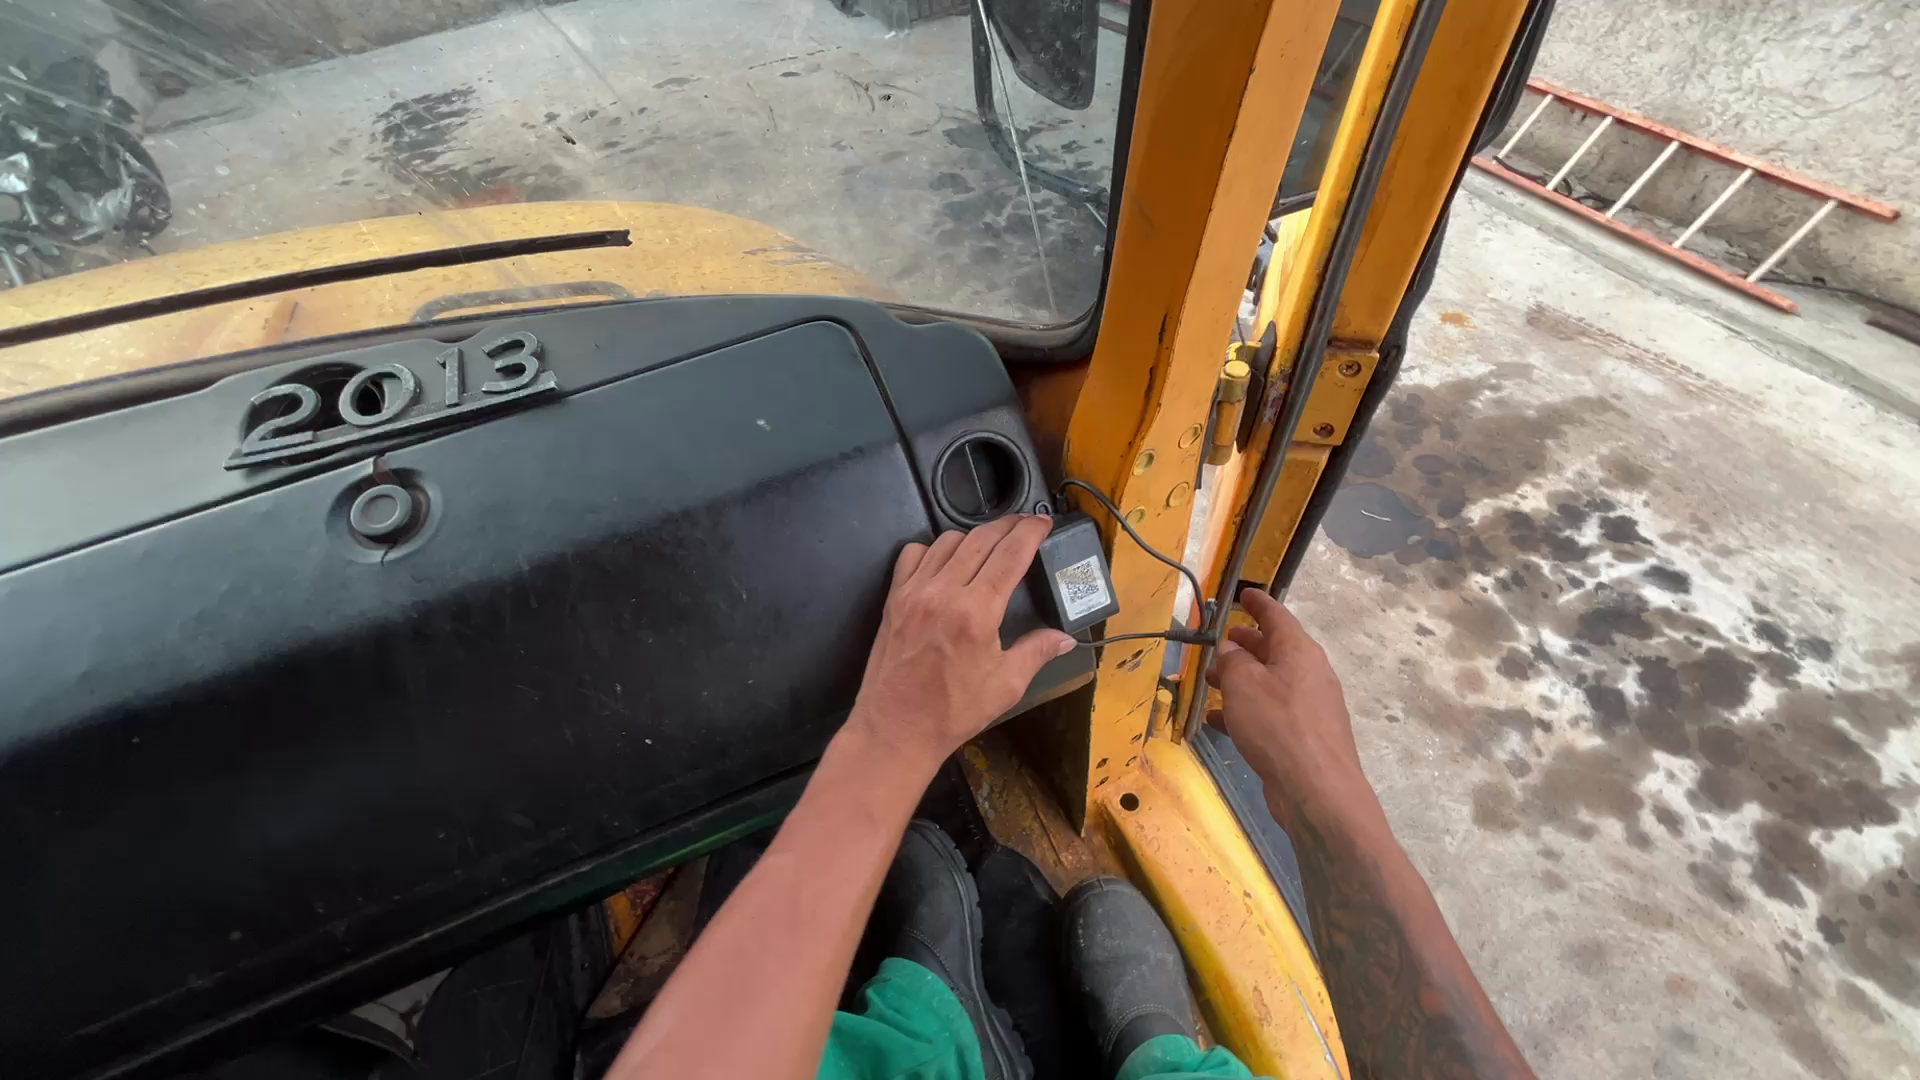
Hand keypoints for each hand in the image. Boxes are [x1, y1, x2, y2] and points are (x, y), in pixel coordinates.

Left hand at [847, 515, 1076, 769]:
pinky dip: (933, 549)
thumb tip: (1065, 638)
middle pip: (981, 539)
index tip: (1043, 523)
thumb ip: (1036, 652)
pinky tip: (945, 561)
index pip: (1010, 554)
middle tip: (1025, 525)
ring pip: (948, 541)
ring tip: (990, 545)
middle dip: (1008, 526)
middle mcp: (944, 592)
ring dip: (973, 536)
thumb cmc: (953, 711)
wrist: (895, 728)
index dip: (1031, 532)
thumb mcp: (1006, 686)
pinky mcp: (894, 598)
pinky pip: (913, 555)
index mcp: (976, 612)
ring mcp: (914, 591)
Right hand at [1205, 588, 1367, 814]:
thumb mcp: (1243, 684)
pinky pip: (1270, 713)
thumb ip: (1232, 661)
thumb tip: (1231, 651)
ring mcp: (1310, 708)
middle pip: (1274, 651)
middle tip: (1220, 643)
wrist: (1317, 790)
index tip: (1244, 593)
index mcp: (1299, 652)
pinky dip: (1246, 711)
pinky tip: (1218, 722)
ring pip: (1270, 683)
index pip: (1277, 617)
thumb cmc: (1277, 725)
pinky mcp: (1304, 737)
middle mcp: (1309, 675)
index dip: (1258, 603)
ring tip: (1210, 683)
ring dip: (1241, 680)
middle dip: (1245, 646)